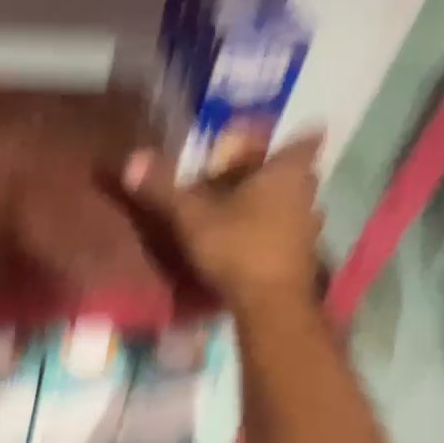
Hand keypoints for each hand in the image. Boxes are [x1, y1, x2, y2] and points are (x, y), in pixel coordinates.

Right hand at [122, 132, 324, 314]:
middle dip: (277, 173)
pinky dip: (275, 236)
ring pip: (295, 207)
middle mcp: (307, 196)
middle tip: (248, 175)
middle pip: (298, 175)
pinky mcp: (306, 261)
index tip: (278, 138)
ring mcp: (311, 231)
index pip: (303, 141)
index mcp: (286, 173)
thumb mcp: (191, 216)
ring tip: (246, 210)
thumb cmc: (238, 246)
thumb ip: (163, 188)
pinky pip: (290, 237)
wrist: (272, 306)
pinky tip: (251, 244)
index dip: (295, 136)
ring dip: (276, 207)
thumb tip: (132, 159)